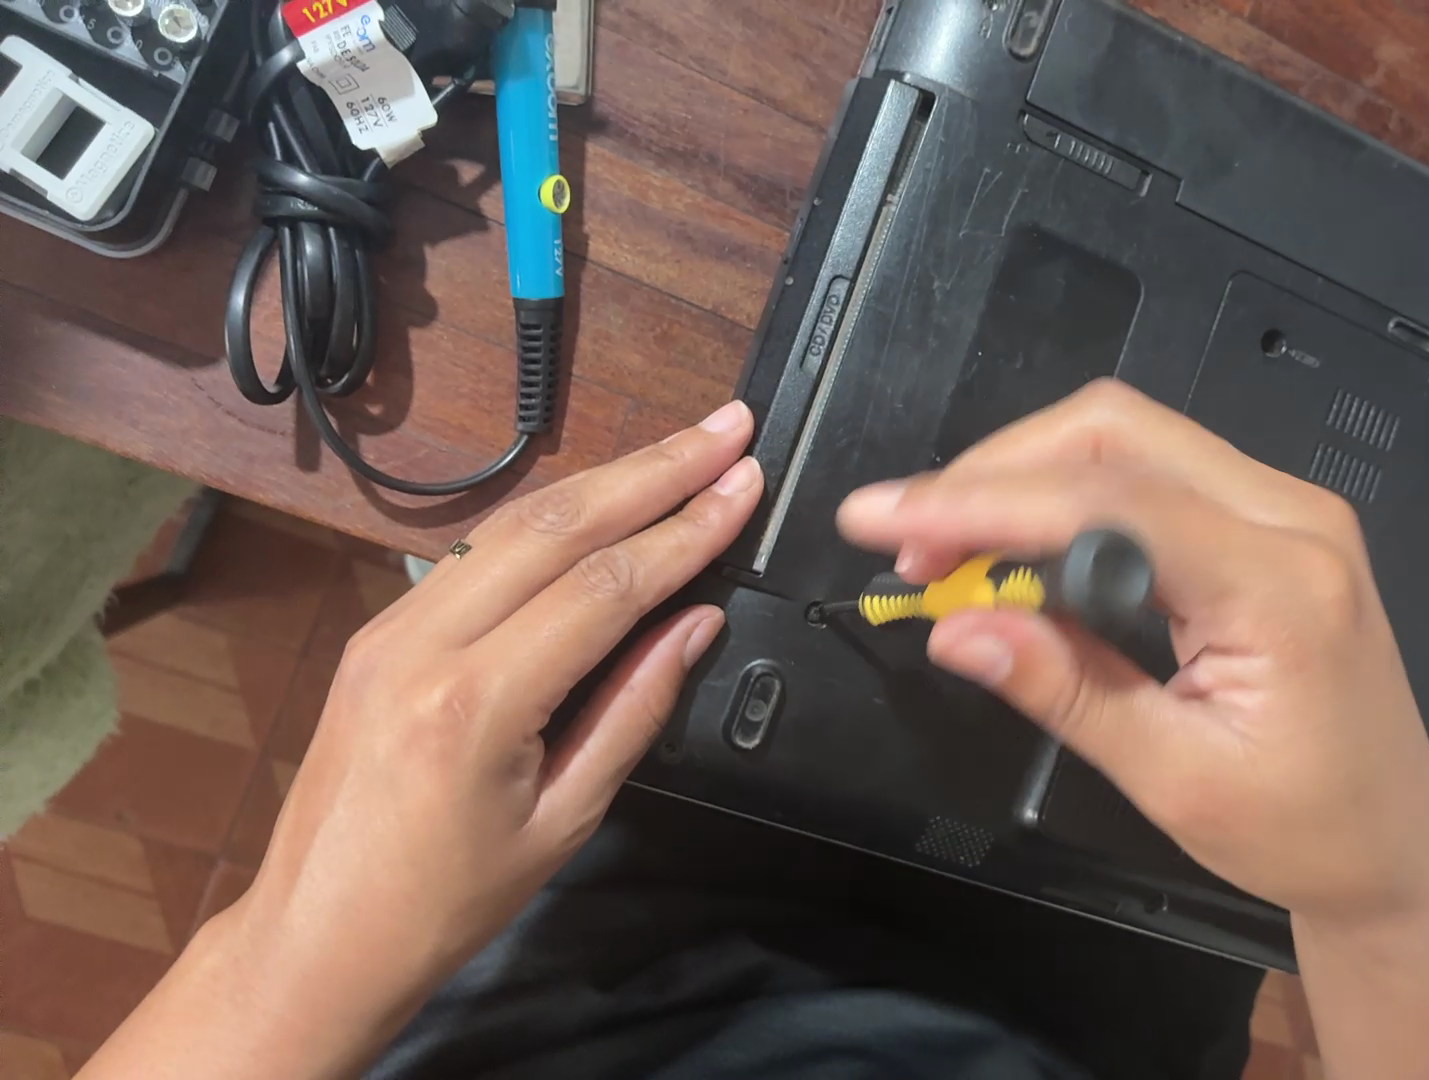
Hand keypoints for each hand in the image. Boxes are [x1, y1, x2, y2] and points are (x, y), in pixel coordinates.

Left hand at [168, 402, 762, 1075]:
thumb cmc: (451, 897)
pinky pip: (492, 543)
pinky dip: (567, 507)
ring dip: (616, 473)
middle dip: (658, 467)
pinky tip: (615, 489)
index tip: (745, 484)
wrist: (311, 939)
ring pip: (523, 517)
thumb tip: (699, 619)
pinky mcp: (391, 622)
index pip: (606, 586)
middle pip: (561, 524)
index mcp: (475, 703)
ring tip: (687, 445)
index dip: (687, 530)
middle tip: (728, 426)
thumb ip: (638, 704)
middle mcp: (424, 639)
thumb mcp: (568, 815)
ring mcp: (397, 621)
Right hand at [836, 381, 1428, 926]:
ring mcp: (1281, 506)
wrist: (1395, 851)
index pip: (1106, 503)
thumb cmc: (1301, 833)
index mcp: (1279, 583)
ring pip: (1124, 439)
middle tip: (914, 541)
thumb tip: (953, 628)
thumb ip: (1062, 689)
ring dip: (1021, 478)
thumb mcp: (1173, 777)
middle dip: (994, 472)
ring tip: (949, 547)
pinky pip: (1145, 473)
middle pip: (1113, 432)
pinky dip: (1063, 497)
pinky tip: (1018, 545)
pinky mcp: (1261, 519)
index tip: (882, 518)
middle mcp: (1288, 513)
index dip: (981, 502)